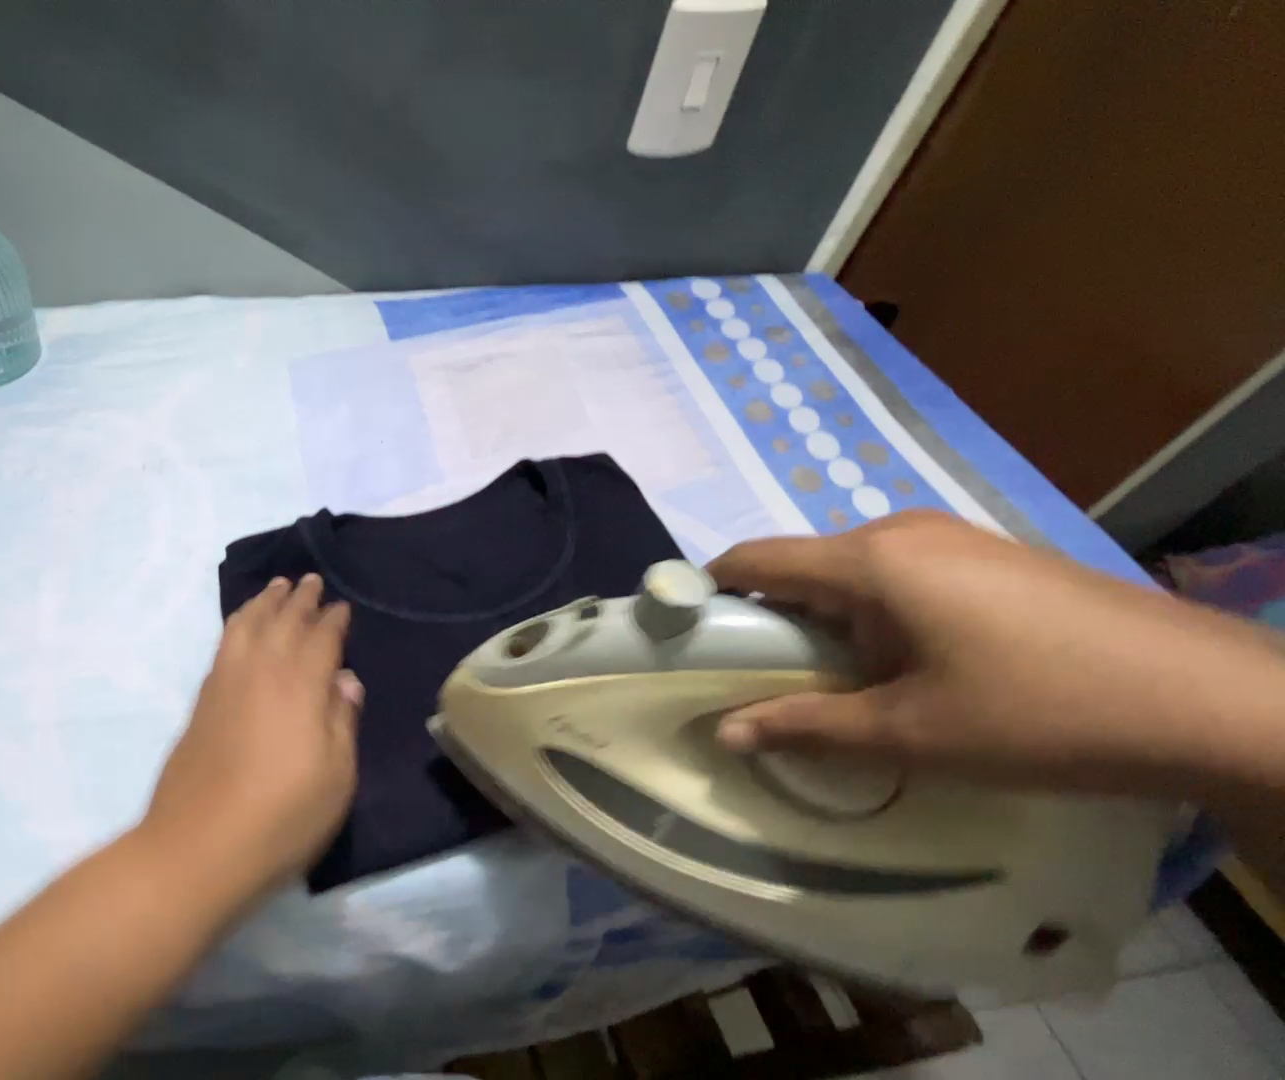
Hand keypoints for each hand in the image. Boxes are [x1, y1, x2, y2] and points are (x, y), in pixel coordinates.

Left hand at [140, 574, 361, 902]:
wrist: (197, 846)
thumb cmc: (281, 818)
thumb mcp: (335, 778)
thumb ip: (342, 721)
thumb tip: (345, 680)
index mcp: (301, 685)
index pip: (322, 637)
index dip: (334, 620)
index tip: (342, 607)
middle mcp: (261, 670)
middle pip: (283, 620)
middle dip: (300, 598)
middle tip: (311, 581)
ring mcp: (225, 681)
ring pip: (247, 624)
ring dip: (264, 602)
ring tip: (276, 587)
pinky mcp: (202, 699)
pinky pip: (224, 642)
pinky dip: (238, 623)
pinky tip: (243, 626)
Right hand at [706, 510, 1284, 794]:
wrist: (1221, 703)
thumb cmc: (1044, 712)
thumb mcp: (913, 732)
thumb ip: (808, 725)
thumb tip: (726, 730)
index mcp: (870, 560)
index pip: (753, 559)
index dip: (707, 591)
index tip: (686, 639)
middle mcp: (902, 531)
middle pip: (801, 565)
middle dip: (771, 619)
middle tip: (765, 682)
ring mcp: (953, 538)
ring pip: (851, 573)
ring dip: (827, 621)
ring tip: (841, 684)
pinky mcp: (992, 557)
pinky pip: (900, 576)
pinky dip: (875, 615)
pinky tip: (909, 668)